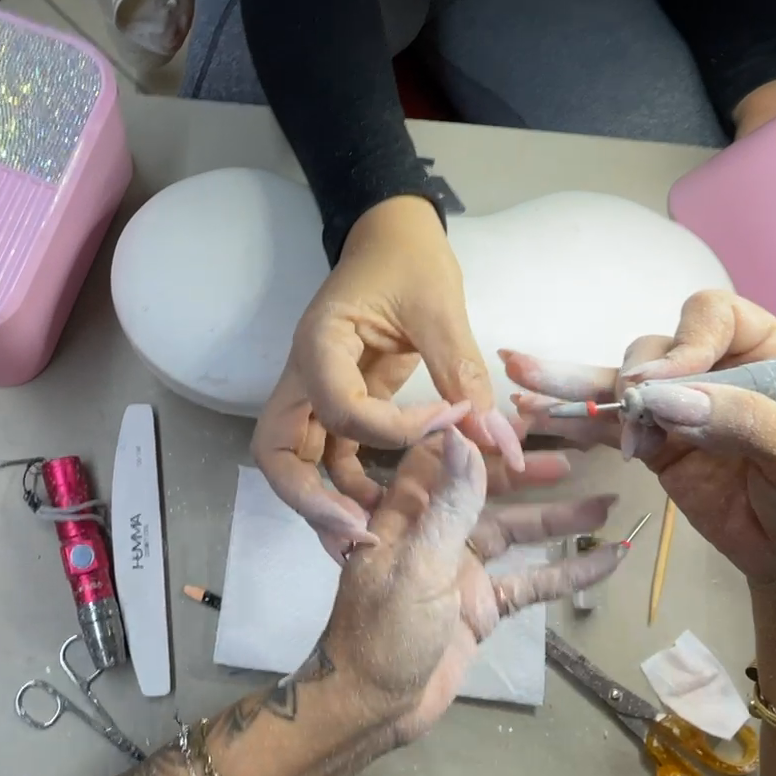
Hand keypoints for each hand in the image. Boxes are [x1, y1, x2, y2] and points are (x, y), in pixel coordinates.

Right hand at [255, 196, 528, 552]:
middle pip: (278, 454)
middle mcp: (304, 377)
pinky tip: (388, 509)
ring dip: (328, 504)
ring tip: (373, 537)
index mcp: (318, 345)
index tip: (452, 423)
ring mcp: (316, 395)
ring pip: (298, 464)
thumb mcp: (439, 307)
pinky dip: (352, 487)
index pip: (339, 407)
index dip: (396, 429)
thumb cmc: (408, 258)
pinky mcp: (340, 406)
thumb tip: (496, 442)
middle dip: (310, 499)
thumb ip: (463, 373)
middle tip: (356, 533)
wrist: (391, 237)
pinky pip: (334, 456)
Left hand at [321, 428, 625, 742]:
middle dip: (524, 472)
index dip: (473, 436)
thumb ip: (449, 505)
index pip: (439, 458)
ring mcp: (459, 570)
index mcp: (404, 515)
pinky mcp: (480, 605)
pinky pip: (529, 582)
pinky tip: (607, 559)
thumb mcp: (420, 565)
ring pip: (513, 533)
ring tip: (606, 503)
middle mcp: (433, 533)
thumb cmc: (386, 631)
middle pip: (483, 490)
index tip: (517, 419)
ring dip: (555, 519)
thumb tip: (462, 434)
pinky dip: (564, 572)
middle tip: (573, 456)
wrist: (375, 705)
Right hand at [503, 291, 775, 601]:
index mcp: (772, 358)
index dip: (685, 341)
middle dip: (633, 375)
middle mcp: (718, 374)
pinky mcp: (653, 446)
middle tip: (628, 406)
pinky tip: (531, 409)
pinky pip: (607, 427)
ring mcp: (680, 411)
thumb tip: (664, 400)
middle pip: (657, 348)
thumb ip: (744, 423)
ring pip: (620, 385)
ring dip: (571, 383)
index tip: (665, 381)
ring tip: (518, 372)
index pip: (715, 318)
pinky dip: (572, 420)